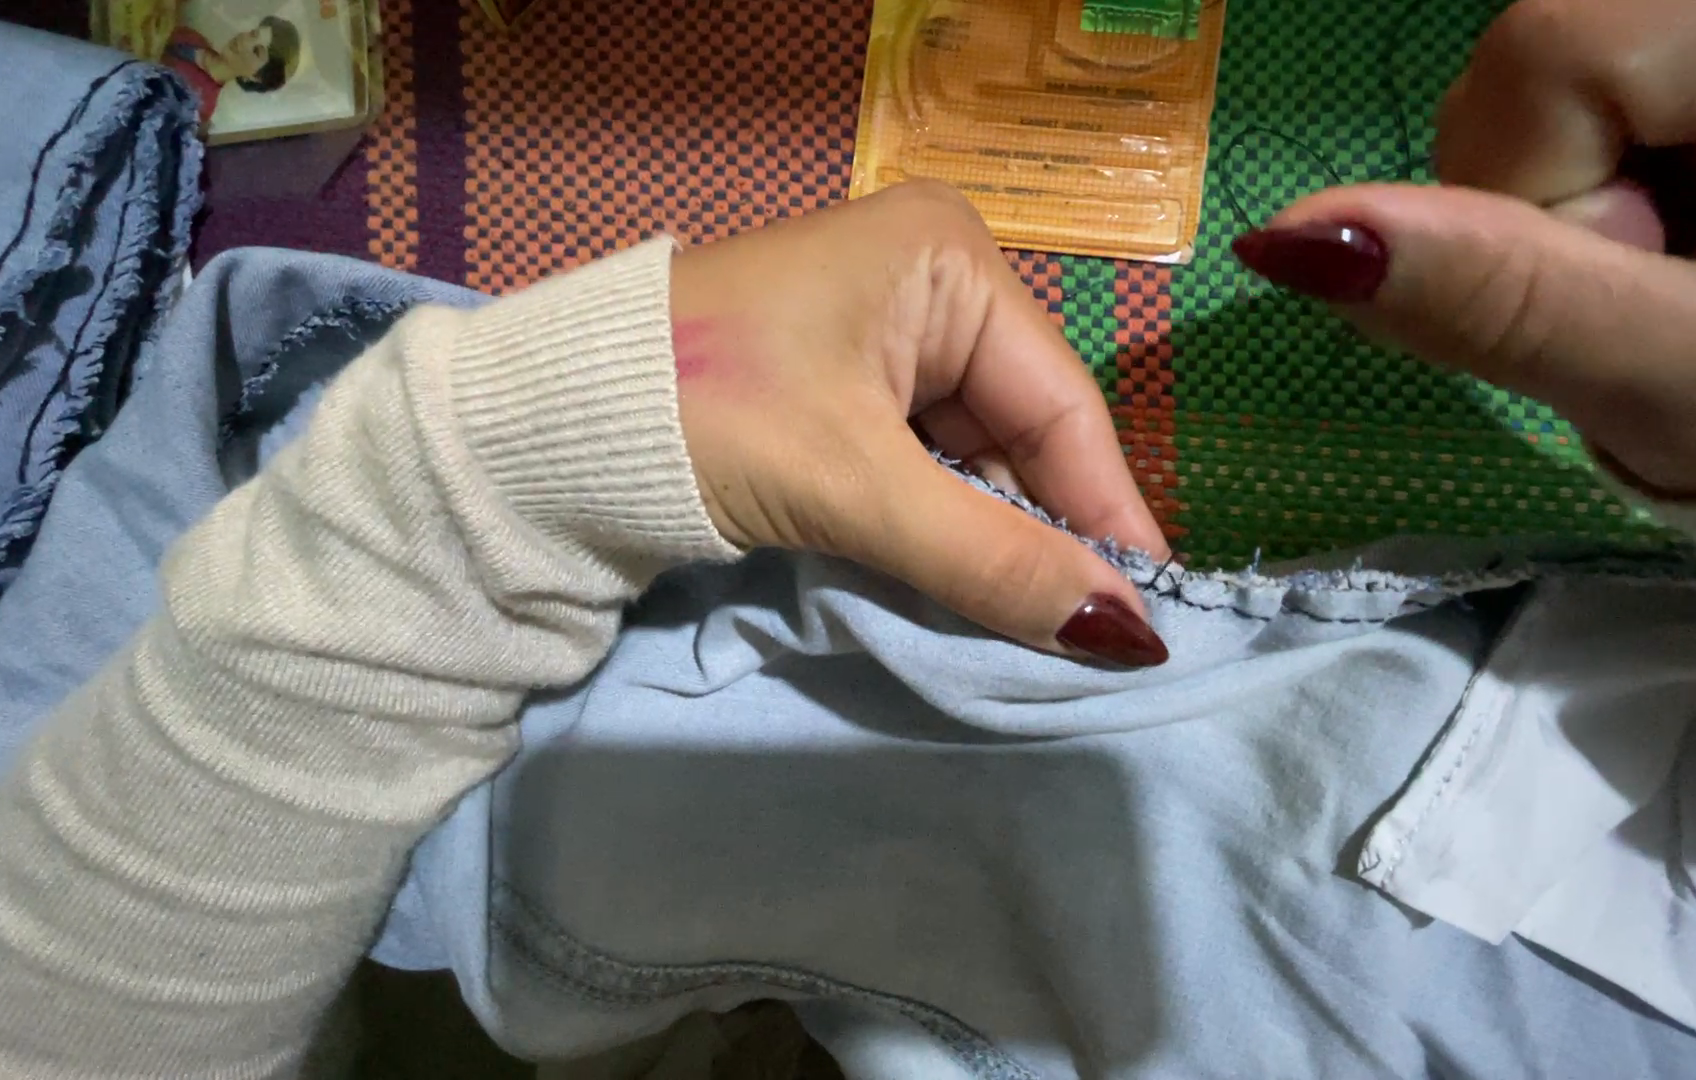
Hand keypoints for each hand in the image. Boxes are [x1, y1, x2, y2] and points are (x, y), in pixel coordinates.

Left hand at [670, 181, 1169, 666]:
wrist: (549, 428)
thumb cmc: (704, 416)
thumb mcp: (855, 485)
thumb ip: (989, 557)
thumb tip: (1120, 631)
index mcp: (945, 261)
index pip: (1057, 401)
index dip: (1105, 508)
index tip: (1146, 604)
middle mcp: (925, 287)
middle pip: (1018, 429)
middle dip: (1041, 528)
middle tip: (1081, 628)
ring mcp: (882, 340)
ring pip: (970, 456)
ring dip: (989, 536)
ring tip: (1023, 616)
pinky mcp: (844, 390)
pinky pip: (921, 466)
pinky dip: (938, 526)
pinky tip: (957, 577)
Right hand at [1231, 0, 1695, 498]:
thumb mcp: (1673, 380)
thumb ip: (1489, 302)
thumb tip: (1280, 241)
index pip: (1557, 48)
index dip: (1530, 182)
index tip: (1630, 262)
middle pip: (1533, 43)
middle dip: (1530, 182)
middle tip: (1645, 258)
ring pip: (1526, 67)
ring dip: (1537, 181)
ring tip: (1656, 238)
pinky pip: (1552, 80)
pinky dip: (1557, 164)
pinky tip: (1655, 203)